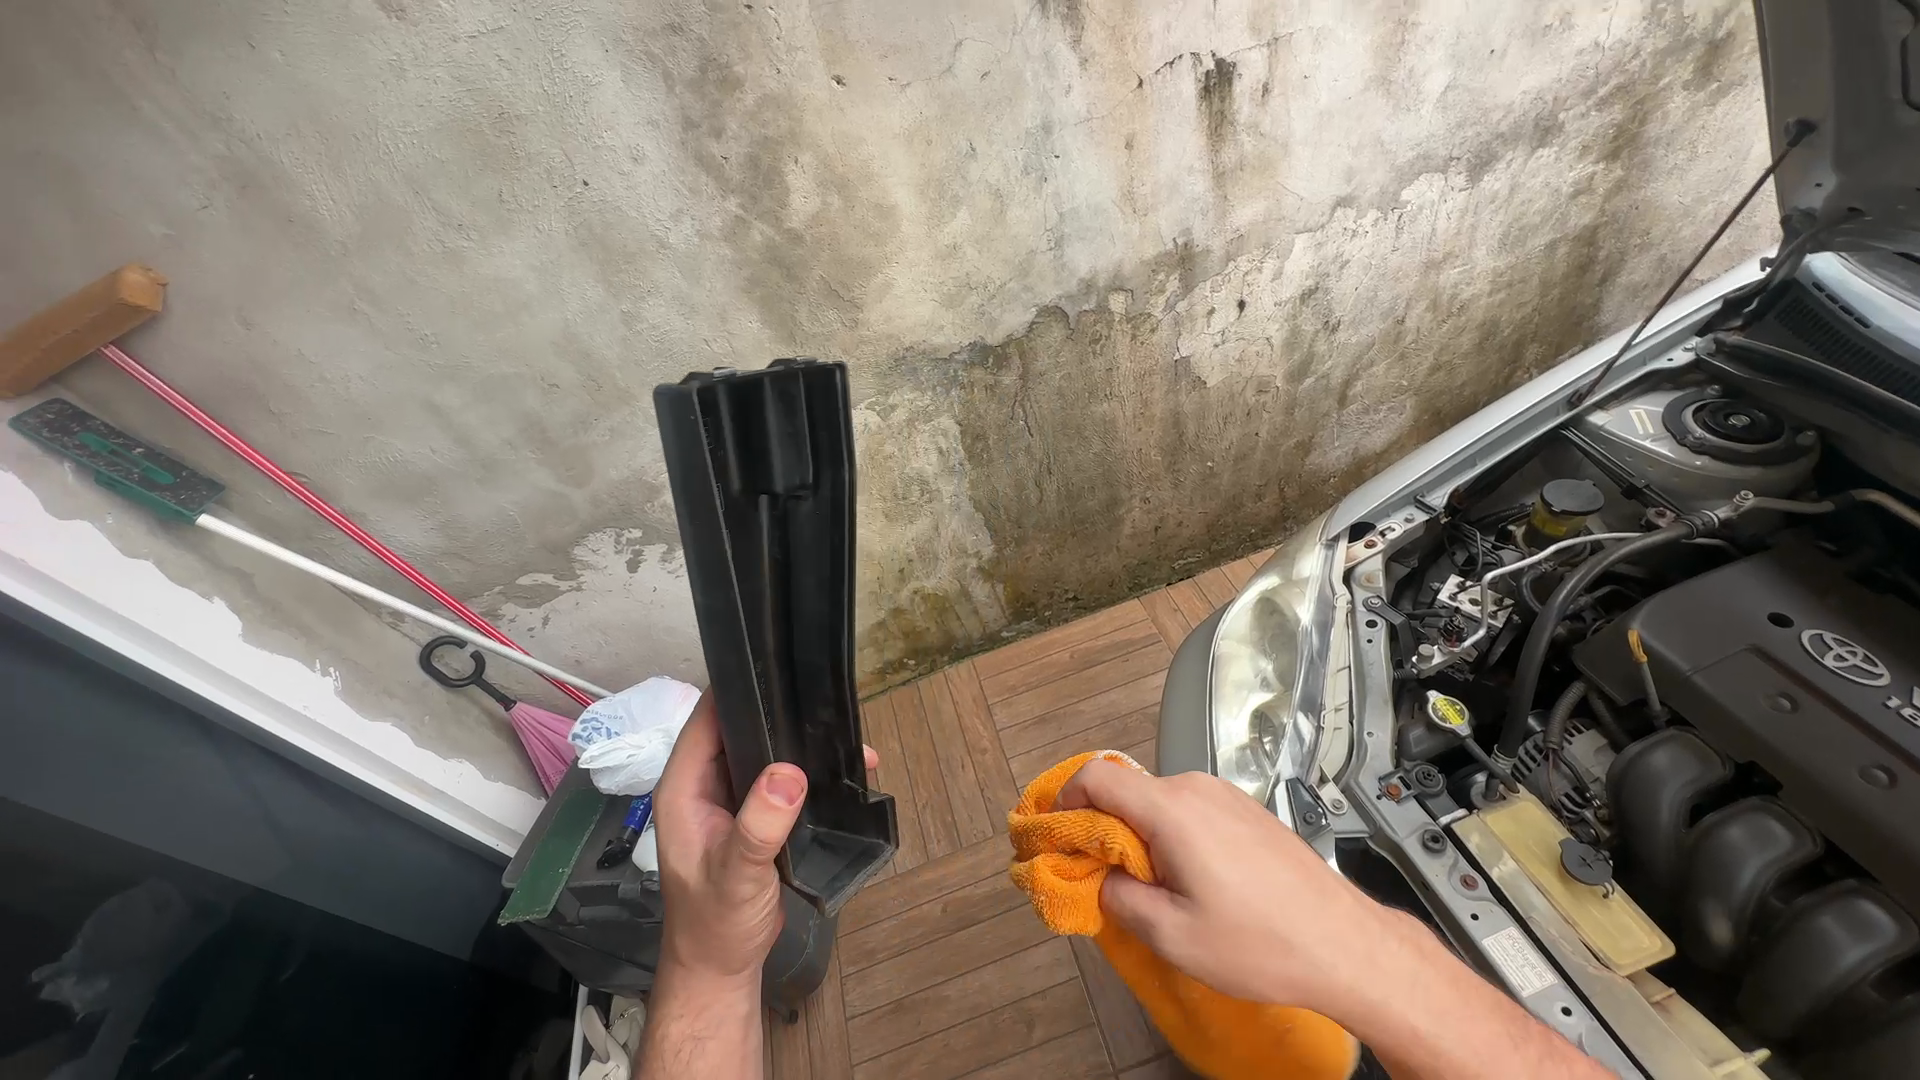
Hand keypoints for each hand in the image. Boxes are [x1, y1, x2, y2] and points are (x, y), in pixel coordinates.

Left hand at [652, 693, 879, 983]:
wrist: (723, 966)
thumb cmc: (717, 922)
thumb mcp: (737, 874)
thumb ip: (759, 825)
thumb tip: (790, 774)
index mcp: (685, 786)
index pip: (707, 718)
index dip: (738, 691)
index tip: (781, 672)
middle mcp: (705, 783)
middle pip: (739, 727)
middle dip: (779, 712)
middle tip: (825, 701)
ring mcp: (731, 798)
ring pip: (763, 750)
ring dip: (798, 742)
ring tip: (844, 733)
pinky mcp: (755, 814)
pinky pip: (780, 776)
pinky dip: (807, 769)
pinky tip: (843, 769)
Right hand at [1057, 762, 1410, 1013]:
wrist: (1346, 945)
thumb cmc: (1261, 943)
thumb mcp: (1172, 935)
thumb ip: (1118, 898)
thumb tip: (1098, 877)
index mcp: (1172, 810)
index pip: (1097, 777)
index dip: (1065, 800)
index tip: (1058, 834)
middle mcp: (1196, 788)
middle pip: (1126, 791)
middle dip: (1104, 829)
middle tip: (1107, 879)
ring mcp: (1225, 794)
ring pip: (1157, 801)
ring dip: (1141, 835)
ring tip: (1159, 889)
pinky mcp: (1245, 808)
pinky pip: (1189, 808)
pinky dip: (1172, 834)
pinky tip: (1195, 880)